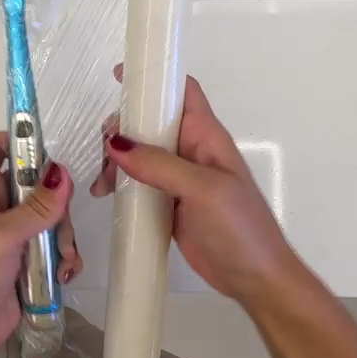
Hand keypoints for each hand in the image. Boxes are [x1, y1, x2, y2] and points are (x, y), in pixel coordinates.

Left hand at [0, 132, 81, 357]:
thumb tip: (61, 173)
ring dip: (64, 236)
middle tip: (60, 225)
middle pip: (36, 181)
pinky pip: (55, 244)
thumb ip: (34, 206)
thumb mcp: (2, 237)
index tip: (45, 154)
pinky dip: (64, 257)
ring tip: (63, 260)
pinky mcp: (28, 257)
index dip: (15, 139)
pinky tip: (64, 274)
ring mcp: (14, 232)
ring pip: (51, 215)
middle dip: (57, 202)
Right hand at [92, 76, 309, 303]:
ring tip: (102, 183)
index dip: (154, 77)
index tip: (120, 77)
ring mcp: (177, 178)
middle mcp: (190, 151)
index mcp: (206, 136)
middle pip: (149, 121)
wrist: (255, 280)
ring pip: (137, 152)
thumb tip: (115, 143)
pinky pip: (135, 181)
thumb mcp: (203, 190)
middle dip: (122, 128)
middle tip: (105, 150)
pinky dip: (116, 183)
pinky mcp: (166, 202)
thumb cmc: (240, 229)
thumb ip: (159, 165)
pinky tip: (104, 195)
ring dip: (114, 159)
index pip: (182, 92)